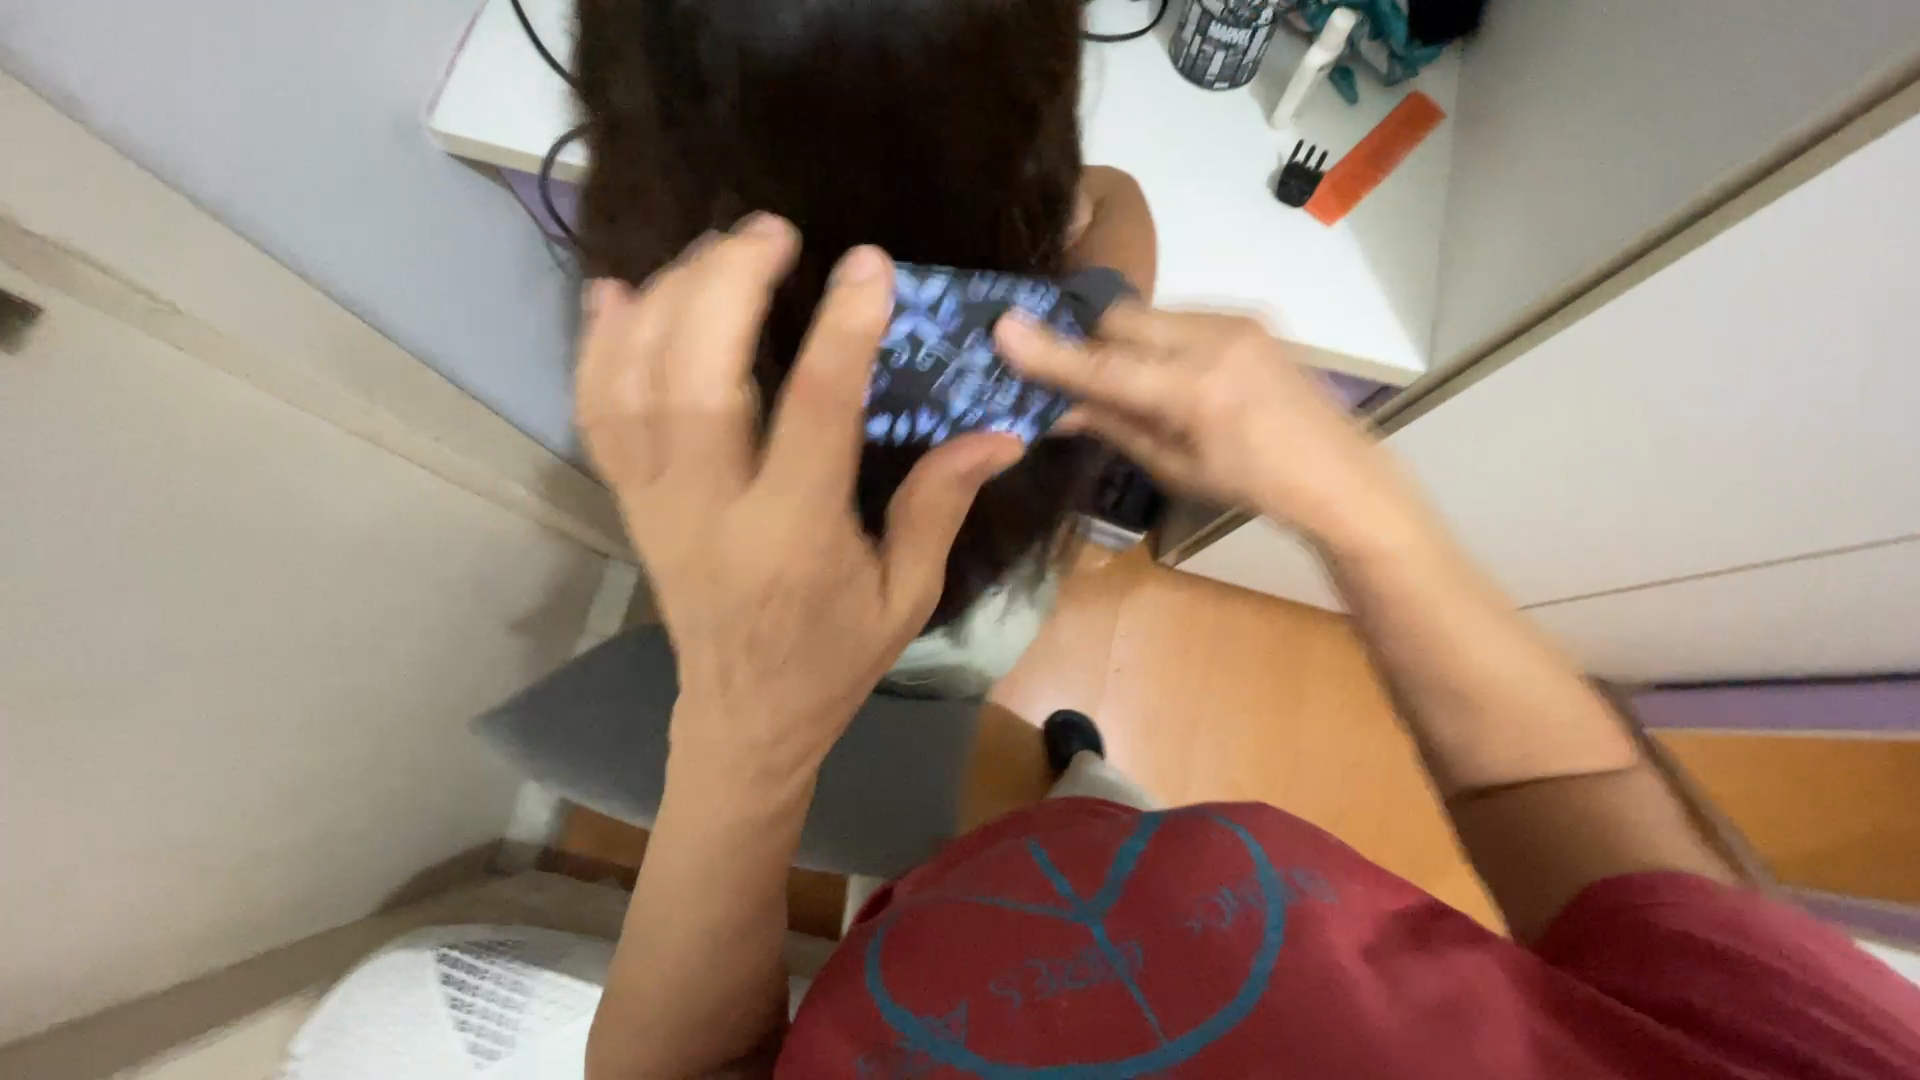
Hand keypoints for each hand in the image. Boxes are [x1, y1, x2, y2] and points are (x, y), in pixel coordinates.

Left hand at [577, 215, 1023, 790]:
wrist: (745, 717)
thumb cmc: (835, 659)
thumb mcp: (906, 595)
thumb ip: (939, 506)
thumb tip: (999, 432)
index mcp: (793, 539)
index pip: (815, 415)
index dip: (842, 331)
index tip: (867, 265)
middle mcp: (712, 512)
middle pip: (696, 378)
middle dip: (728, 286)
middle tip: (772, 231)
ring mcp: (657, 505)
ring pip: (634, 383)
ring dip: (669, 300)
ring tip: (717, 249)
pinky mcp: (631, 505)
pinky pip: (597, 415)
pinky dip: (599, 347)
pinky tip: (623, 295)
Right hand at [996, 305, 1411, 545]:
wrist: (1339, 473)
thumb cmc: (1250, 488)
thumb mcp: (1173, 468)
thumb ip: (1114, 427)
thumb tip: (1056, 409)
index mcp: (1196, 394)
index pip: (1106, 367)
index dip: (1051, 351)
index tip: (1002, 328)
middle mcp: (1216, 341)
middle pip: (1120, 318)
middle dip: (1089, 342)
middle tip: (1075, 375)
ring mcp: (1237, 321)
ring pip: (1147, 313)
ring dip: (1124, 341)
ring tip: (1134, 382)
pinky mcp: (1250, 315)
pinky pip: (1178, 316)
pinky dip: (1157, 339)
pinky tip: (1170, 373)